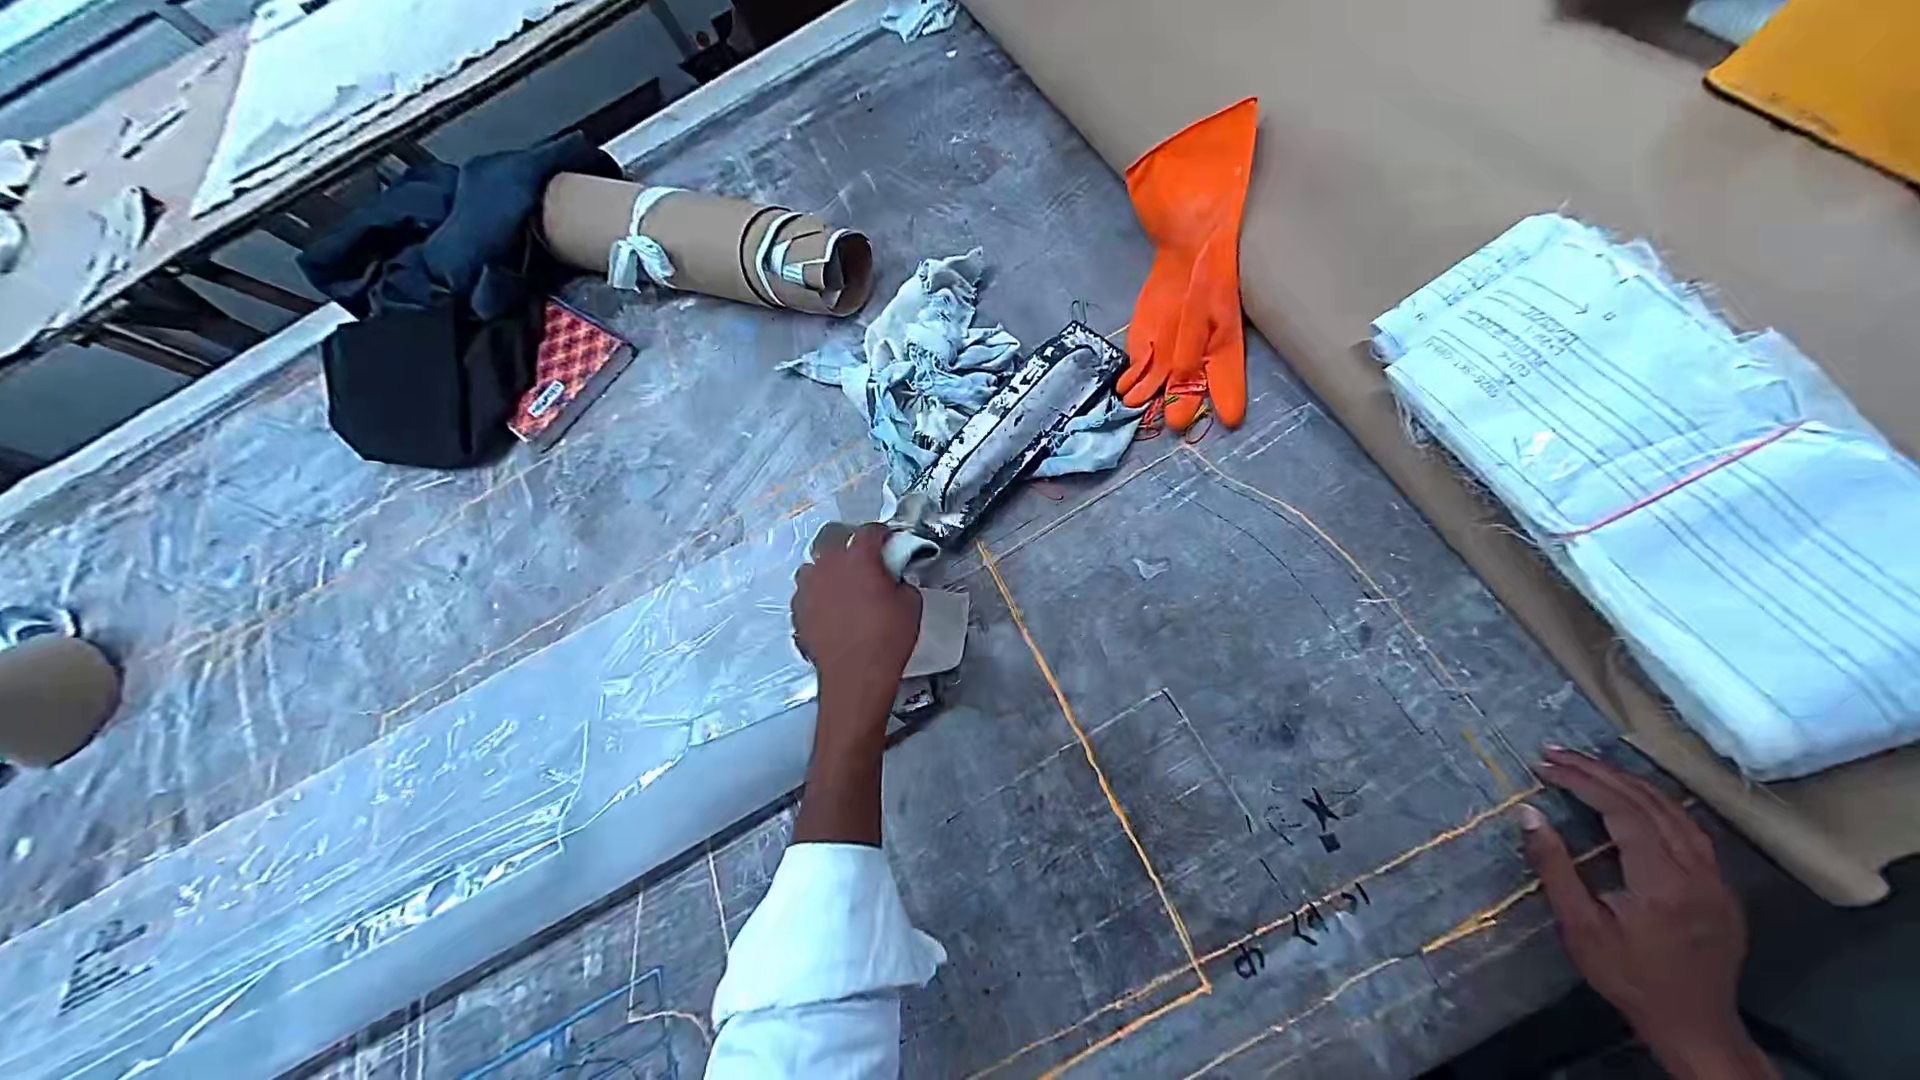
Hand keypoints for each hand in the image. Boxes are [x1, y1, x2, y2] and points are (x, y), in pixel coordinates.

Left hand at [789, 522, 920, 846]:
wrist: (855, 679)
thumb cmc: (887, 640)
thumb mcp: (911, 604)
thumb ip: (901, 581)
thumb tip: (894, 580)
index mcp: (858, 557)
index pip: (870, 531)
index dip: (884, 533)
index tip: (891, 540)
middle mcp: (827, 566)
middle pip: (835, 538)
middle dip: (851, 543)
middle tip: (866, 558)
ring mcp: (807, 588)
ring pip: (815, 565)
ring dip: (830, 568)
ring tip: (845, 583)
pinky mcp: (798, 611)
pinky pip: (808, 592)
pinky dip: (819, 594)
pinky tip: (832, 609)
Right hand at [1519, 747, 1776, 1079]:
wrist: (1693, 1025)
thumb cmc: (1627, 974)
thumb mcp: (1579, 924)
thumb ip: (1554, 865)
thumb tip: (1528, 813)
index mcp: (1664, 881)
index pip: (1623, 812)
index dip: (1581, 782)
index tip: (1542, 766)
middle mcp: (1699, 874)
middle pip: (1650, 804)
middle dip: (1599, 772)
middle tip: (1555, 753)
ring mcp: (1716, 882)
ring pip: (1675, 813)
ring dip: (1628, 783)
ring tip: (1587, 765)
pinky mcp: (1720, 890)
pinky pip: (1689, 830)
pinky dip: (1653, 803)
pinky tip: (1631, 798)